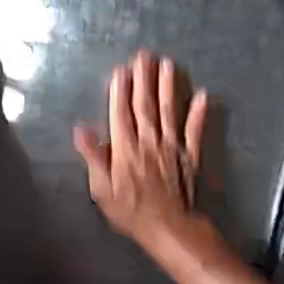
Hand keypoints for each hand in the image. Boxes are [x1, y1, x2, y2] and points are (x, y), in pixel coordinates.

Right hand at [73, 51, 210, 248]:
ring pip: (170, 110)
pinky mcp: (190, 156)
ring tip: (167, 64)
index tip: (120, 70)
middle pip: (145, 104)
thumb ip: (93, 157)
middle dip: (143, 78)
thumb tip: (80, 130)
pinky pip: (195, 130)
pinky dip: (199, 112)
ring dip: (168, 85)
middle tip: (144, 55)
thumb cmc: (130, 212)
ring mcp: (172, 146)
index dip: (120, 90)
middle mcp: (149, 141)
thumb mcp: (102, 189)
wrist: (170, 228)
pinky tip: (202, 95)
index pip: (121, 112)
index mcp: (125, 148)